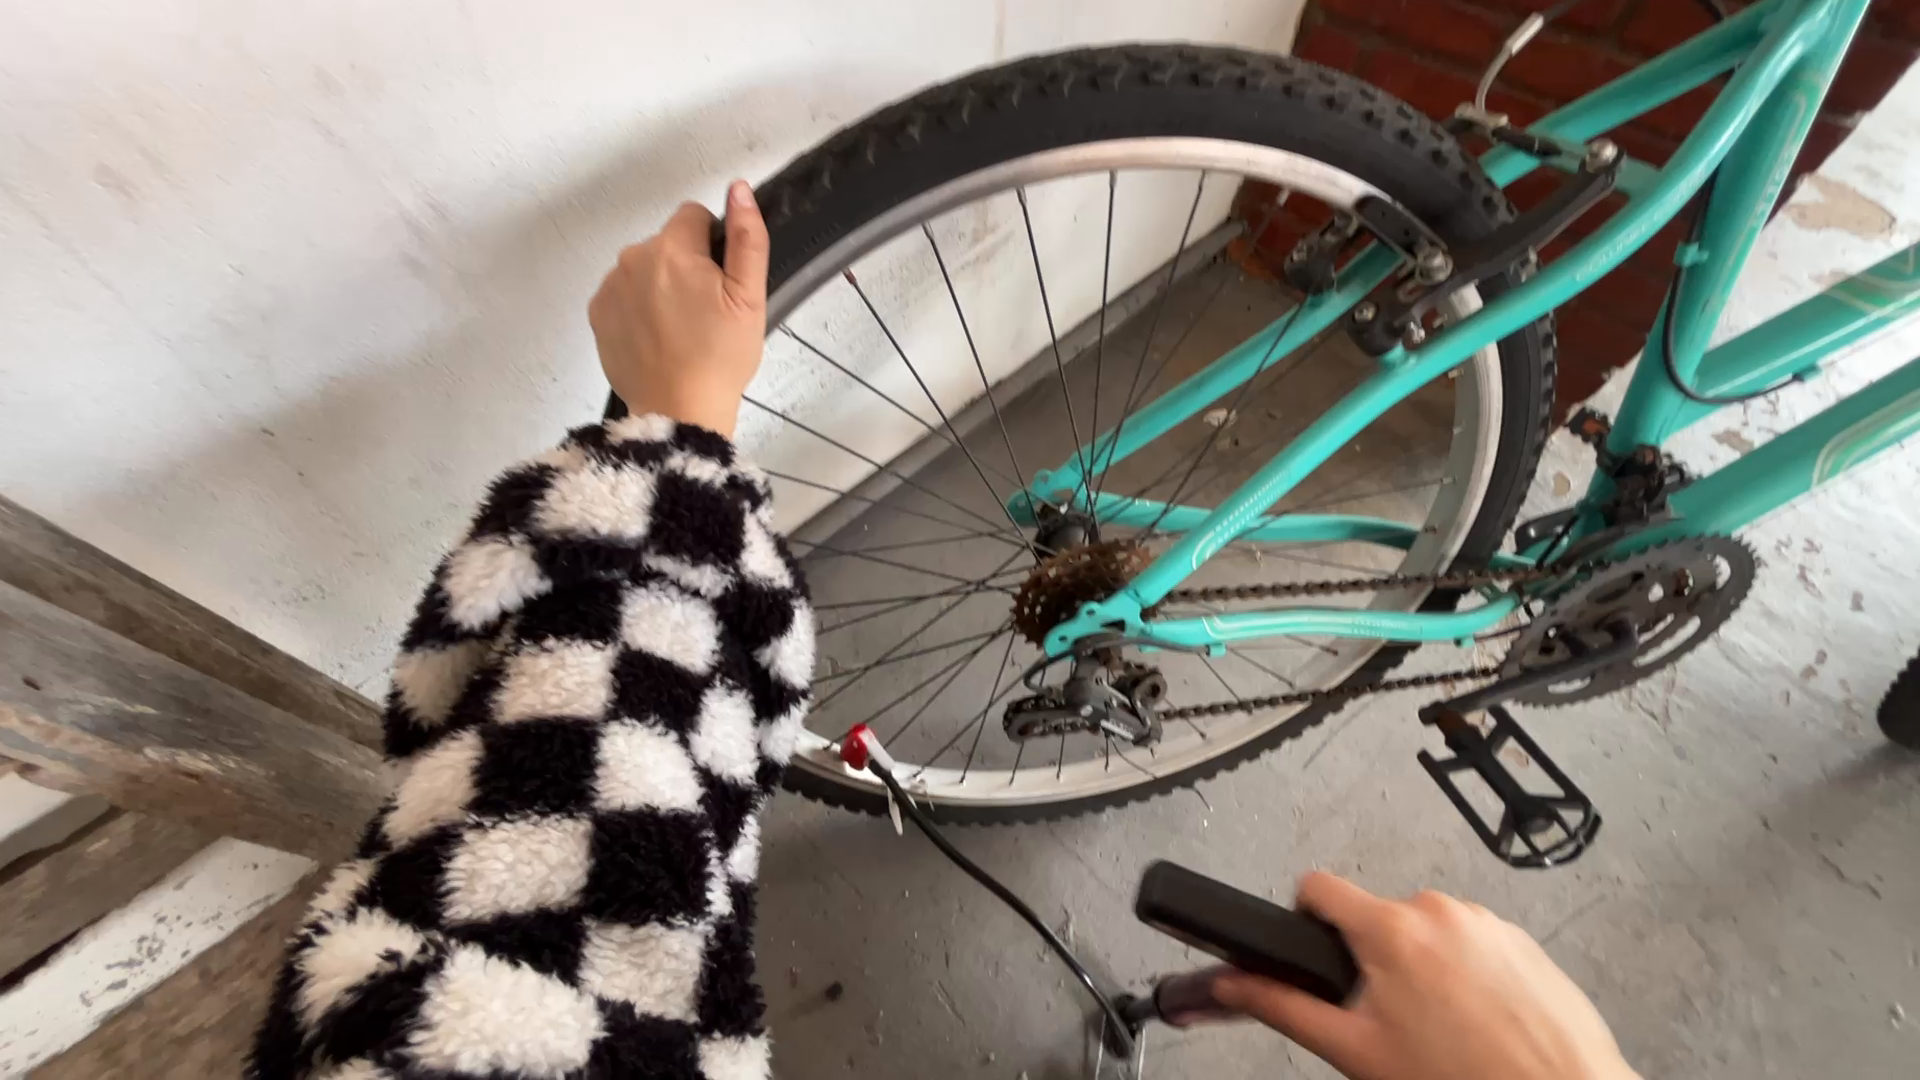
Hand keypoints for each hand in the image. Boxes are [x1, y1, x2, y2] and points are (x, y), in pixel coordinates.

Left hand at [589, 180, 768, 436]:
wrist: (680, 411)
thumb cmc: (720, 358)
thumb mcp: (750, 299)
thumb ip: (747, 239)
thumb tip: (739, 189)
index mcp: (672, 248)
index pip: (693, 216)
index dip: (714, 246)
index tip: (722, 285)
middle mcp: (632, 258)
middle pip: (667, 245)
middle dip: (687, 268)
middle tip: (707, 314)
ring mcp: (610, 287)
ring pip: (644, 270)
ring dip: (662, 288)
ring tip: (683, 331)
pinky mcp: (599, 315)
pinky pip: (623, 296)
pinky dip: (640, 310)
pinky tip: (660, 340)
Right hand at [1211, 873, 1637, 1079]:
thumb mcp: (1357, 1052)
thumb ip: (1283, 1006)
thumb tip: (1231, 983)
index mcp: (1390, 929)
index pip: (1317, 885)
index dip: (1308, 915)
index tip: (1320, 944)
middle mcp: (1436, 910)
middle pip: (1375, 915)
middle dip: (1374, 956)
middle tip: (1395, 1014)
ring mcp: (1484, 922)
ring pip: (1425, 928)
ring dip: (1424, 962)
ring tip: (1448, 1024)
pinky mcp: (1522, 940)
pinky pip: (1472, 939)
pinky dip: (1468, 970)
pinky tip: (1484, 1020)